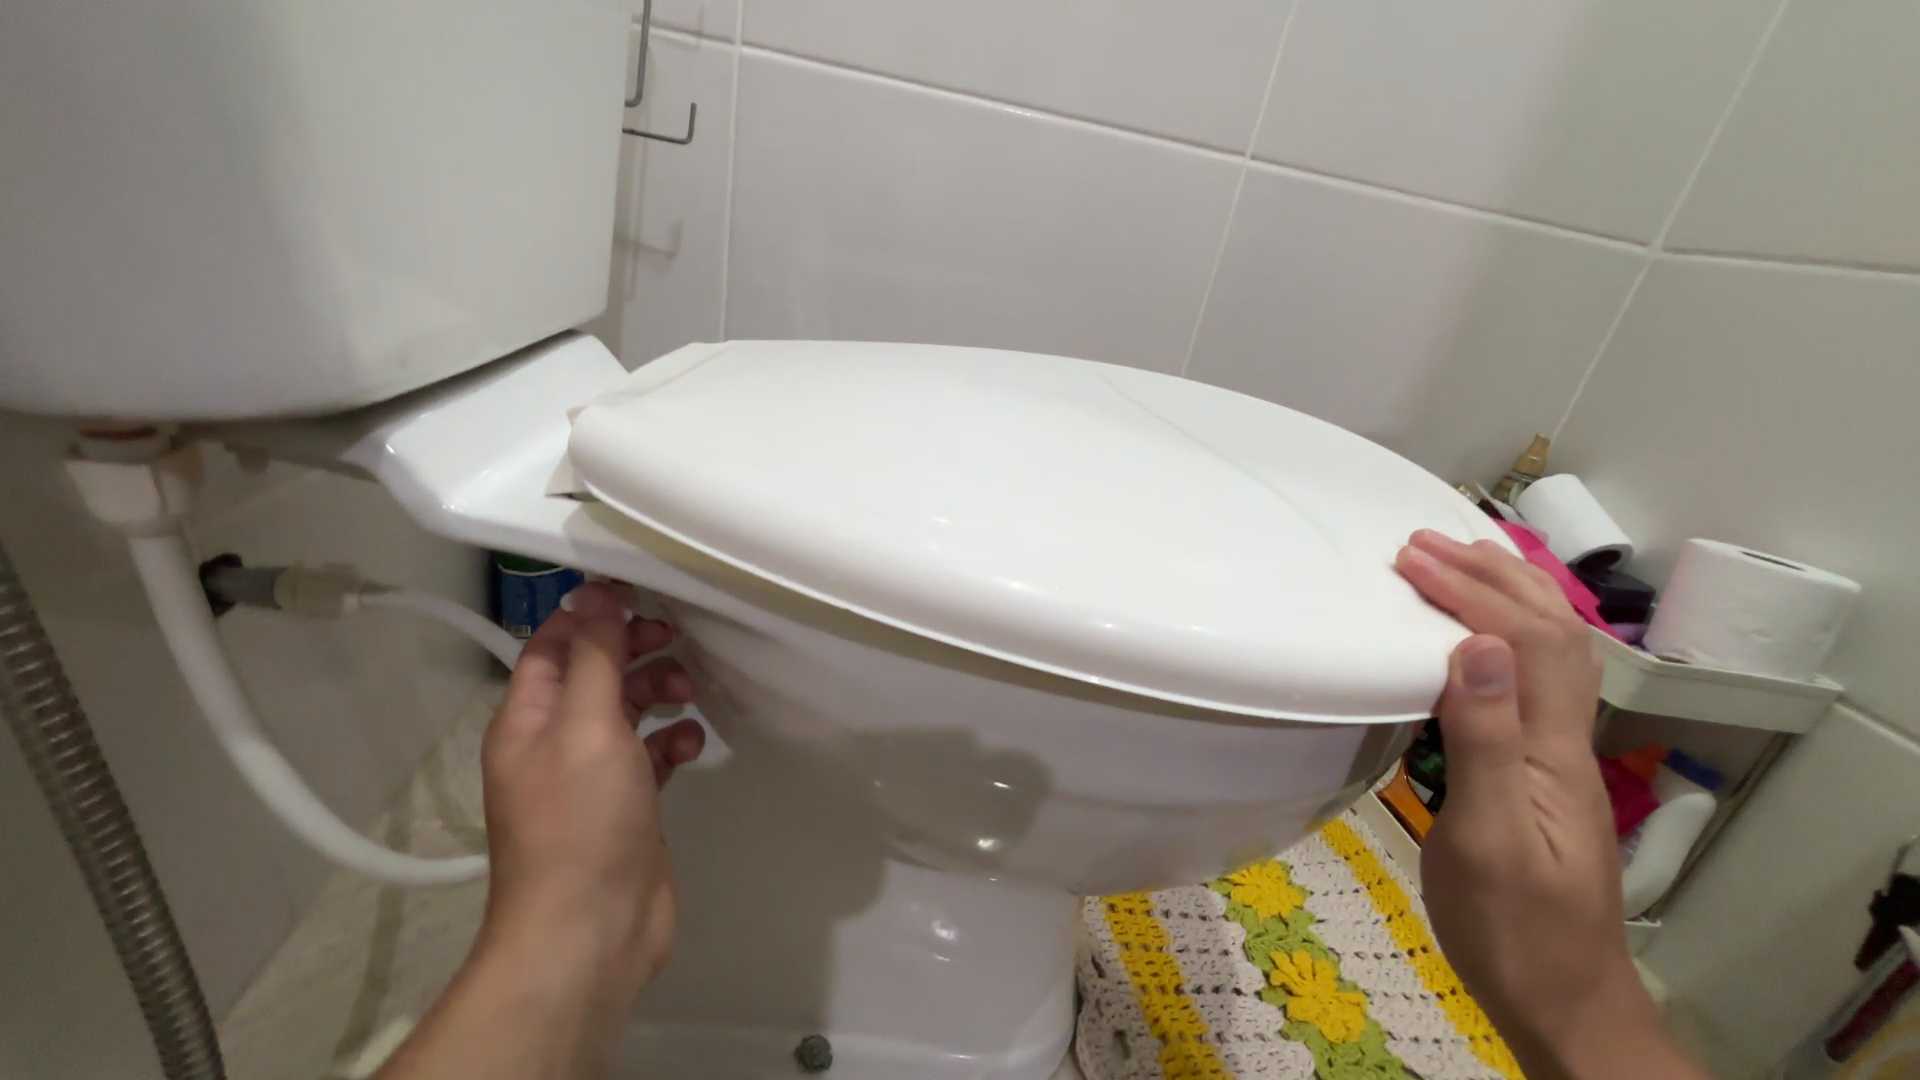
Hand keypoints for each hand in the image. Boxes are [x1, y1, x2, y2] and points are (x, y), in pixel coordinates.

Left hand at [477, 583, 703, 1012]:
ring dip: (659, 692)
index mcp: (529, 718)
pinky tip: (692, 745)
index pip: (554, 645)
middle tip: (673, 639)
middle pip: (595, 672)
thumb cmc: (582, 819)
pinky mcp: (629, 802)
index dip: (591, 614)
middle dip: (633, 650)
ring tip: (687, 695)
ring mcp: (593, 774)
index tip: (640, 592)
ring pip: (628, 710)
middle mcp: (555, 741)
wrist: (593, 928)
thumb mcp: (588, 725)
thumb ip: (595, 656)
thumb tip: (593, 593)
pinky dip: (672, 740)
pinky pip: (651, 752)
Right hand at [1396, 530, 1698, 1078]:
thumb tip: (1477, 646)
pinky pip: (1532, 679)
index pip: (1529, 642)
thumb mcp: (1487, 838)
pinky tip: (1477, 635)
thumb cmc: (1510, 924)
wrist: (1561, 997)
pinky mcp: (1539, 771)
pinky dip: (1508, 633)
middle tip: (1425, 542)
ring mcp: (1558, 756)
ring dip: (1509, 594)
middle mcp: (1566, 739)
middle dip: (1491, 577)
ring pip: (1552, 653)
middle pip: (1552, 634)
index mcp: (1551, 749)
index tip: (1411, 559)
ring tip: (1459, 559)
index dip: (1472, 592)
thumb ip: (1485, 741)